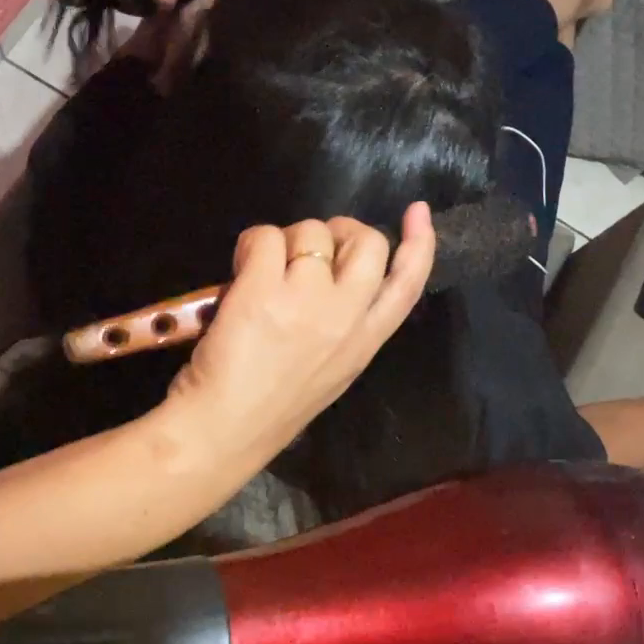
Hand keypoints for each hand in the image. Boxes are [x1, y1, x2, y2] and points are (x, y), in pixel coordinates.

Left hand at [162, 203, 435, 468]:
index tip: (417, 211)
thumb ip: (342, 326)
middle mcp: (346, 317)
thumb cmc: (268, 410)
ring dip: (285, 241)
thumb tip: (329, 274)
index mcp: (364, 343)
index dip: (420, 243)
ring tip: (260, 274)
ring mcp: (309, 300)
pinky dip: (251, 244)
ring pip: (311, 232)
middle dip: (340, 229)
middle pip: (368, 242)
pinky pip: (265, 236)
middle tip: (307, 247)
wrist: (223, 432)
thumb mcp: (330, 372)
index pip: (408, 285)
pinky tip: (239, 272)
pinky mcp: (265, 289)